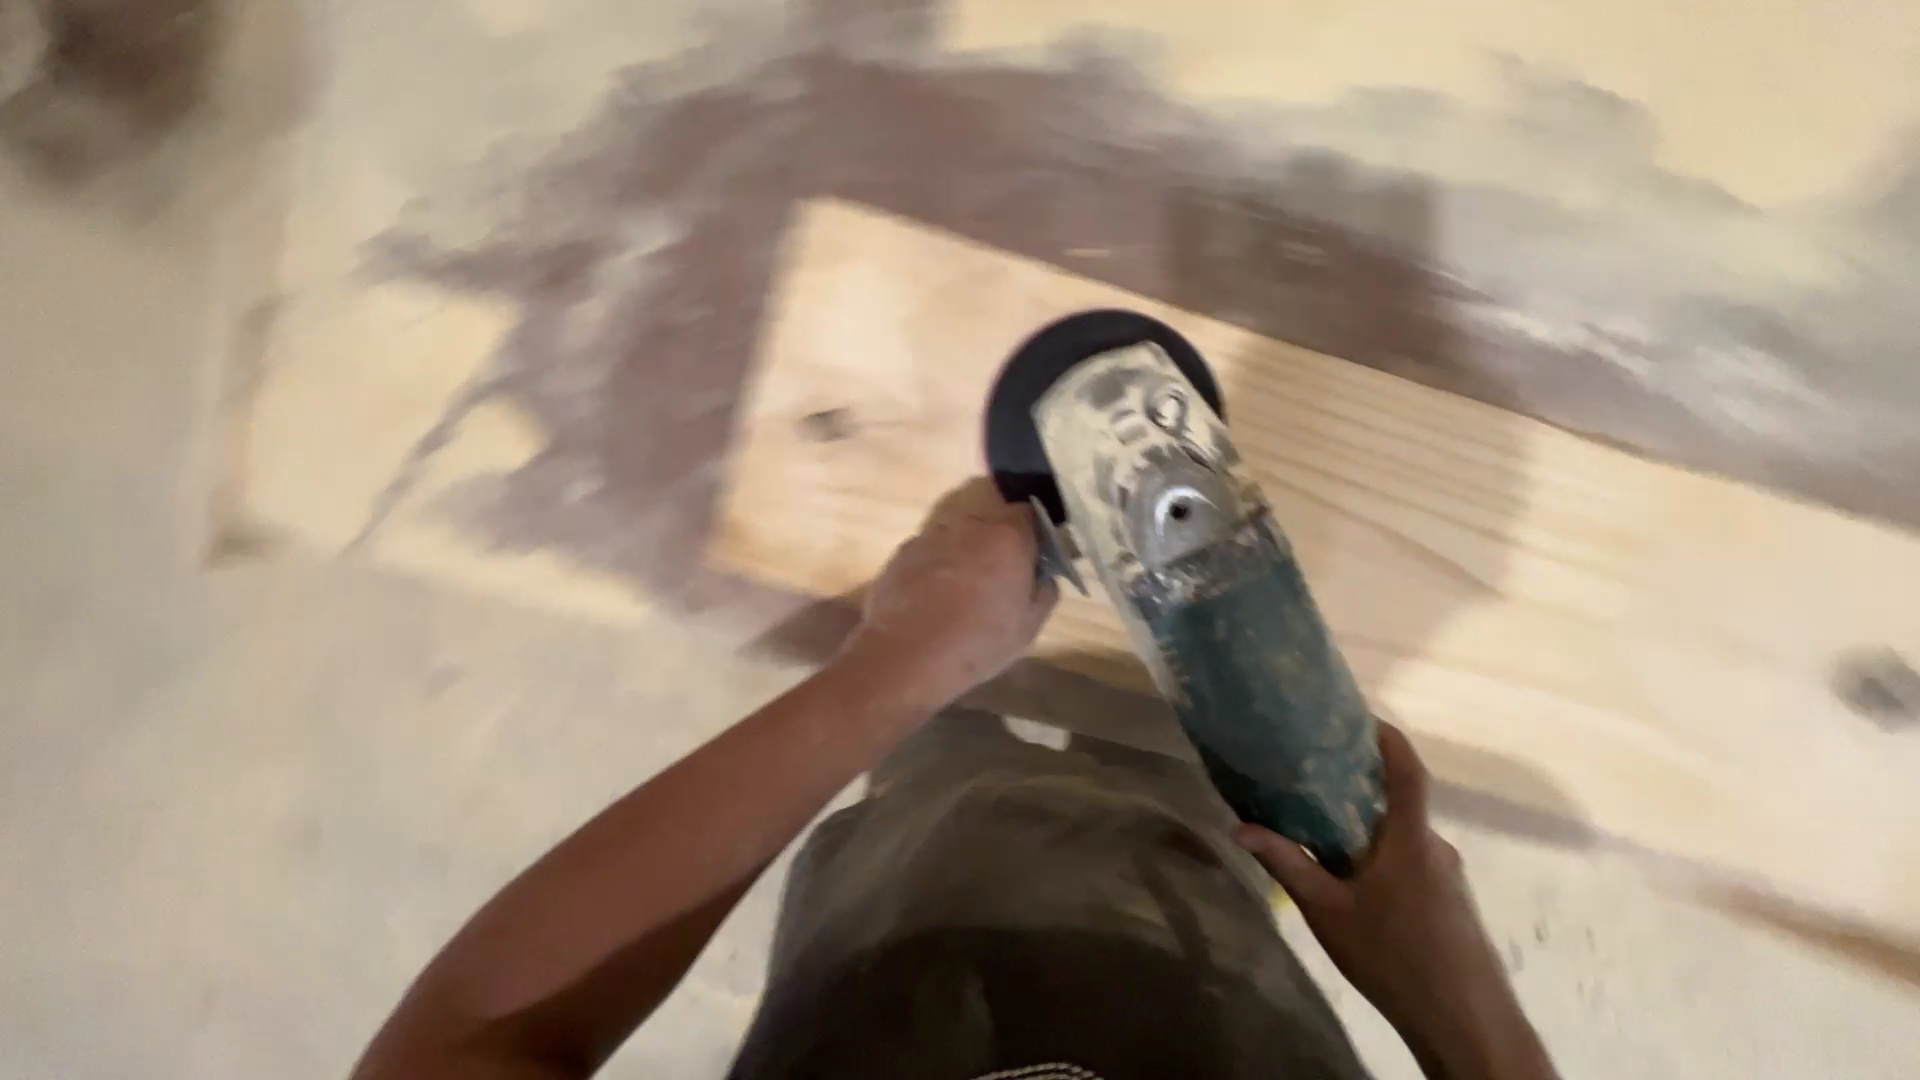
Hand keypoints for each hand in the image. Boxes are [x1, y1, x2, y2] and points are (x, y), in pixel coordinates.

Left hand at [835, 478, 1057, 712]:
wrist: (906, 656)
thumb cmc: (978, 642)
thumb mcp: (1028, 628)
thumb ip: (1044, 592)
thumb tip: (1042, 576)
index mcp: (1007, 538)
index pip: (1028, 514)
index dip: (1032, 535)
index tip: (1031, 561)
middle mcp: (969, 527)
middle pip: (990, 527)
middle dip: (996, 549)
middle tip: (996, 585)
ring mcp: (931, 537)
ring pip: (957, 541)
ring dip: (963, 558)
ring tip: (957, 597)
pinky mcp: (902, 553)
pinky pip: (929, 555)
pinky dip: (934, 570)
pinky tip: (930, 602)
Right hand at [1236, 723, 1554, 1079]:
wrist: (1469, 1028)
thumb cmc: (1394, 958)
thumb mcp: (1327, 911)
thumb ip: (1286, 863)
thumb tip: (1238, 827)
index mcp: (1408, 839)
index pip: (1408, 771)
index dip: (1389, 737)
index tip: (1361, 715)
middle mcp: (1434, 847)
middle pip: (1400, 800)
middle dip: (1361, 783)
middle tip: (1314, 773)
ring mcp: (1448, 876)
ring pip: (1403, 834)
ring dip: (1368, 824)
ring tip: (1323, 824)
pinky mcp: (1451, 902)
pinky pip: (1413, 858)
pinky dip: (1382, 851)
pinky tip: (1353, 877)